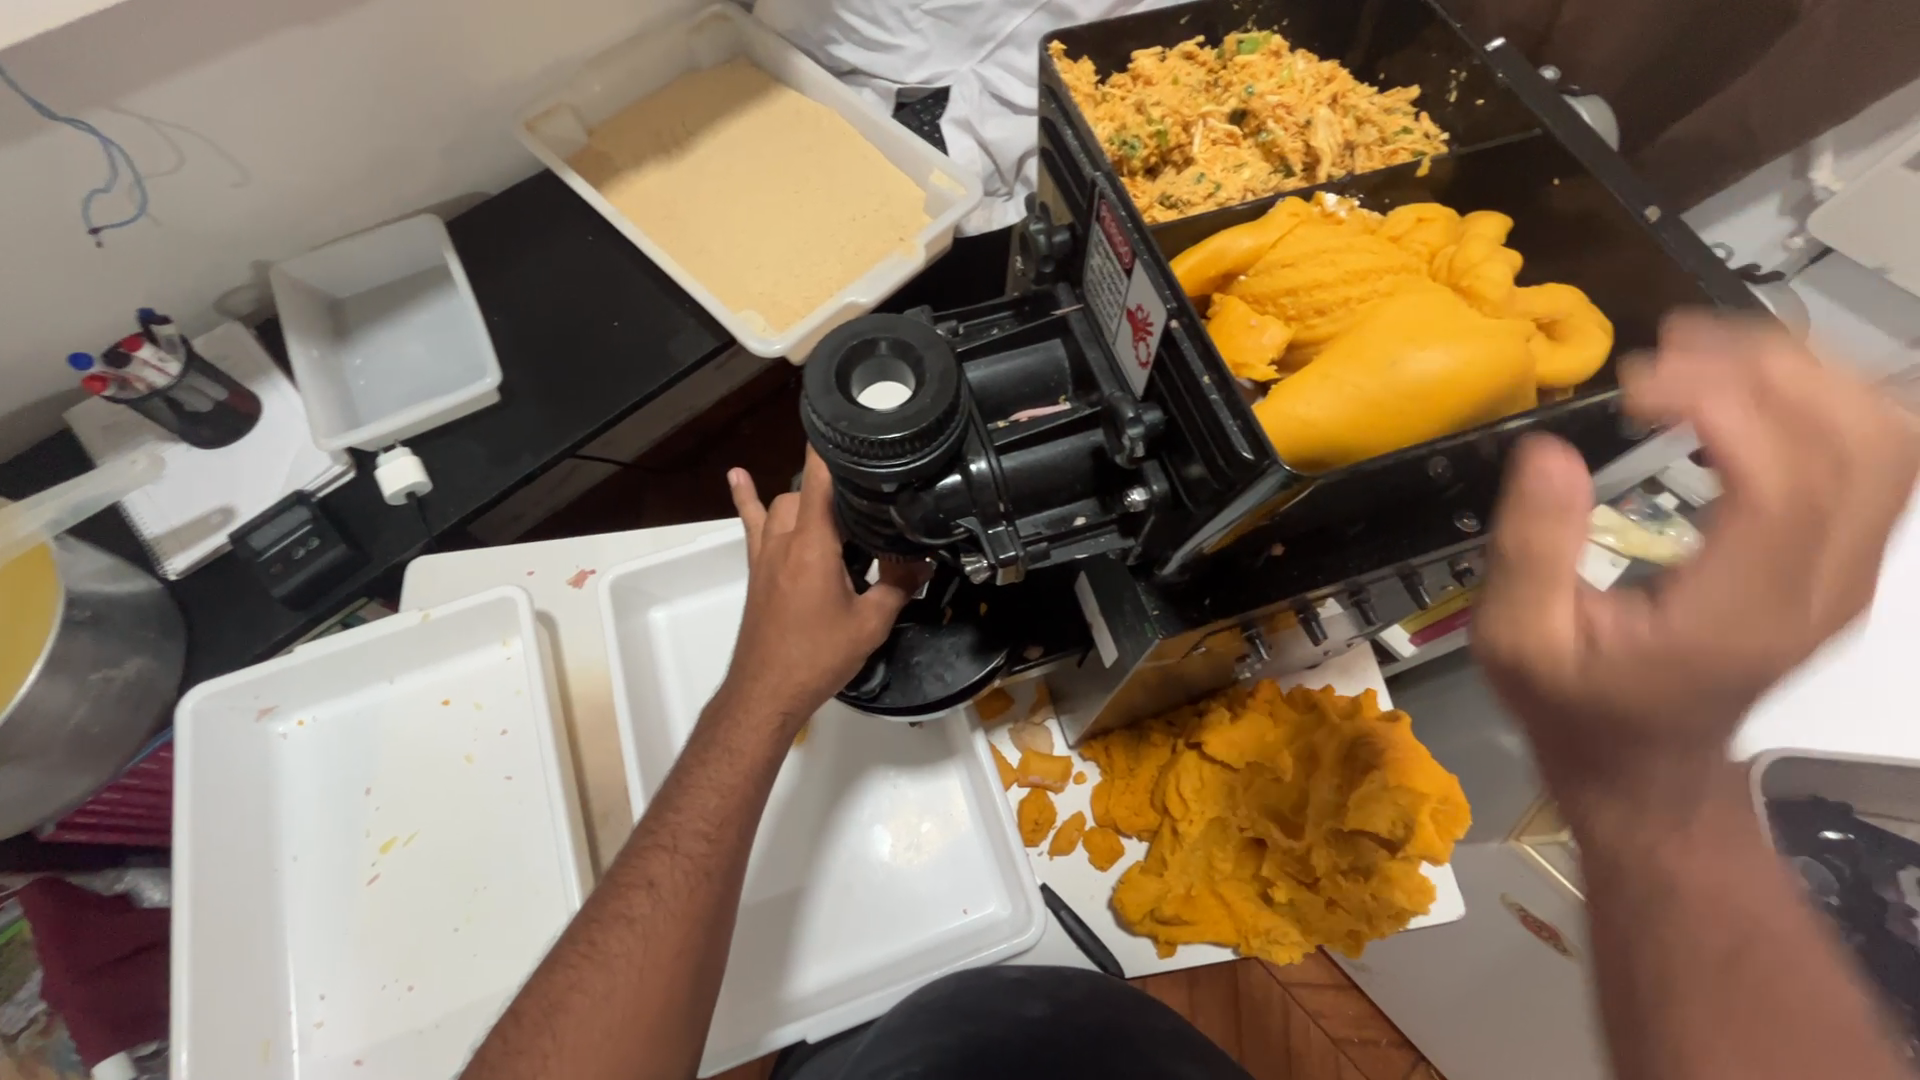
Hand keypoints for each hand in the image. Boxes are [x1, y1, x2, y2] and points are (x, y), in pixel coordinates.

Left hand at [718, 449, 925, 727]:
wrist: (767, 690)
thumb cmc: (817, 657)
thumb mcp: (871, 623)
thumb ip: (898, 586)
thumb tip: (922, 562)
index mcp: (814, 545)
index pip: (821, 480)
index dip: (834, 449)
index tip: (852, 423)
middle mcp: (785, 539)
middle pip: (806, 491)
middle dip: (835, 489)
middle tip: (869, 501)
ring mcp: (766, 552)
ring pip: (783, 504)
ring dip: (807, 497)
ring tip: (837, 505)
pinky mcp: (757, 568)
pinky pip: (751, 523)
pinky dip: (747, 498)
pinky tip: (738, 475)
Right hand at [1474, 313, 1919, 821]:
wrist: (1640, 766)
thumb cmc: (1571, 705)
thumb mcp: (1518, 639)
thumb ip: (1533, 548)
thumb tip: (1549, 451)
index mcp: (1743, 608)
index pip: (1784, 474)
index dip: (1721, 402)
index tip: (1631, 384)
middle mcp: (1823, 585)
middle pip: (1862, 441)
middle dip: (1771, 370)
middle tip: (1669, 350)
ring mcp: (1846, 575)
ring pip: (1887, 441)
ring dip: (1805, 378)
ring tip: (1707, 355)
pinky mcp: (1839, 565)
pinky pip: (1873, 462)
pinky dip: (1820, 406)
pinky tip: (1748, 393)